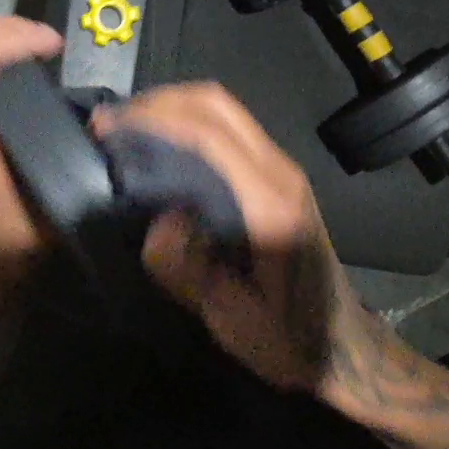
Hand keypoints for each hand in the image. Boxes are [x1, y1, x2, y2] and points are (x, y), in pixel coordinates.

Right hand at [93, 84, 377, 391]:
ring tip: (125, 130)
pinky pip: (226, 129)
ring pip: (222, 110)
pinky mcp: (275, 176)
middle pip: (216, 105)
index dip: (154, 122)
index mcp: (270, 205)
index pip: (209, 137)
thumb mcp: (234, 322)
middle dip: (157, 102)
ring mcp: (281, 170)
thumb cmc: (287, 339)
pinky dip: (185, 123)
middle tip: (109, 124)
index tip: (106, 129)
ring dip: (171, 108)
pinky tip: (157, 148)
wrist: (342, 345)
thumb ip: (192, 274)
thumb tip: (158, 222)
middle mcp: (279, 173)